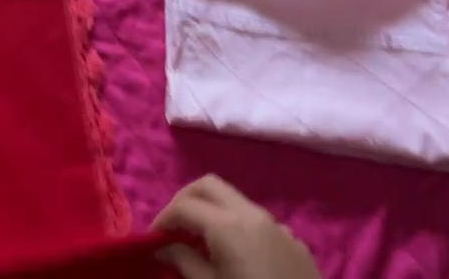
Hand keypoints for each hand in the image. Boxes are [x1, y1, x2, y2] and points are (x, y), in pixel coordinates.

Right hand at [153, 176, 321, 278]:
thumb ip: (184, 263)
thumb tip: (164, 247)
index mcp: (228, 225)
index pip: (184, 205)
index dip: (163, 218)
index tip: (153, 239)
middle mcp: (253, 214)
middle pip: (209, 185)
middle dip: (186, 200)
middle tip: (173, 227)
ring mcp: (278, 226)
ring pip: (235, 200)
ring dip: (212, 211)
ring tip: (201, 242)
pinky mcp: (295, 243)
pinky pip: (258, 221)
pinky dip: (238, 226)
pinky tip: (237, 257)